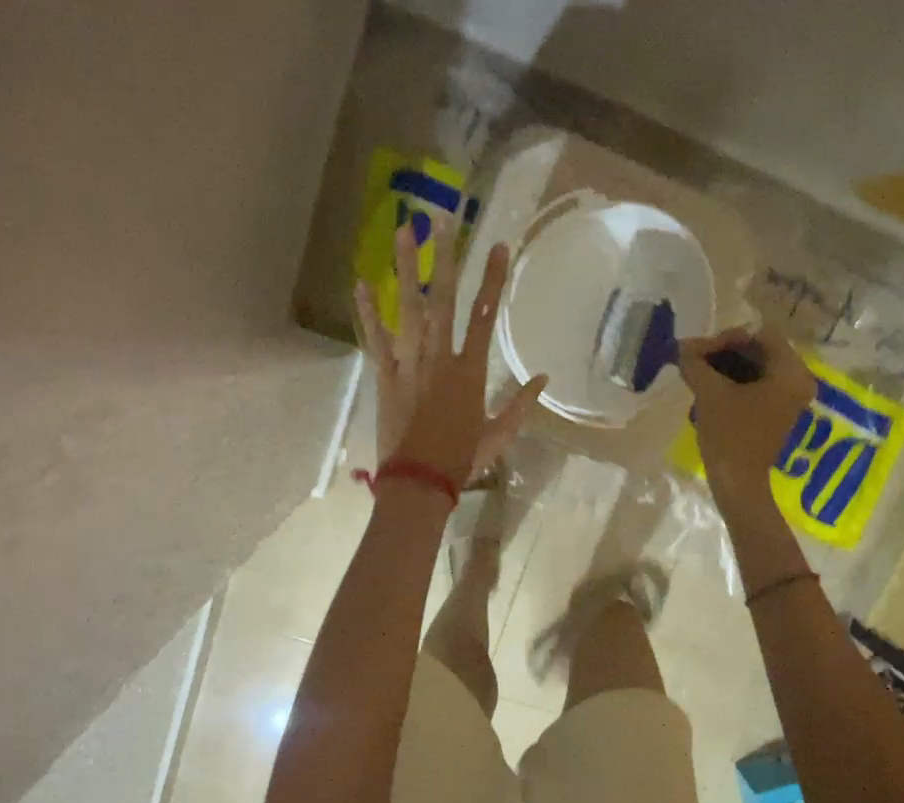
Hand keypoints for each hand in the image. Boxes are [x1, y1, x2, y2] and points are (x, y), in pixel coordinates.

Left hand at [352, 214, 547, 486]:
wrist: (418, 483)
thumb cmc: (461, 461)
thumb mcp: (499, 434)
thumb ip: (521, 404)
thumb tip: (542, 377)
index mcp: (471, 371)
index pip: (486, 315)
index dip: (493, 279)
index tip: (498, 246)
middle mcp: (440, 358)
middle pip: (442, 299)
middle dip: (444, 257)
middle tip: (443, 219)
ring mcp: (409, 365)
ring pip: (408, 309)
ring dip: (404, 268)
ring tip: (402, 230)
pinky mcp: (385, 377)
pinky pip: (375, 340)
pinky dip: (367, 312)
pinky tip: (361, 282)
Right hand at [678, 329, 814, 504]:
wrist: (737, 484)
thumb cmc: (729, 436)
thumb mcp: (710, 394)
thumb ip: (696, 364)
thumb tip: (683, 347)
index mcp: (791, 372)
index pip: (760, 335)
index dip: (725, 338)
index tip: (697, 352)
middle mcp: (797, 380)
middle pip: (758, 350)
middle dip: (723, 353)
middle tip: (692, 360)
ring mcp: (789, 398)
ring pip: (755, 368)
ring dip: (724, 368)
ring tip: (695, 375)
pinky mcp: (776, 413)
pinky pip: (756, 386)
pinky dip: (732, 384)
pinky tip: (707, 390)